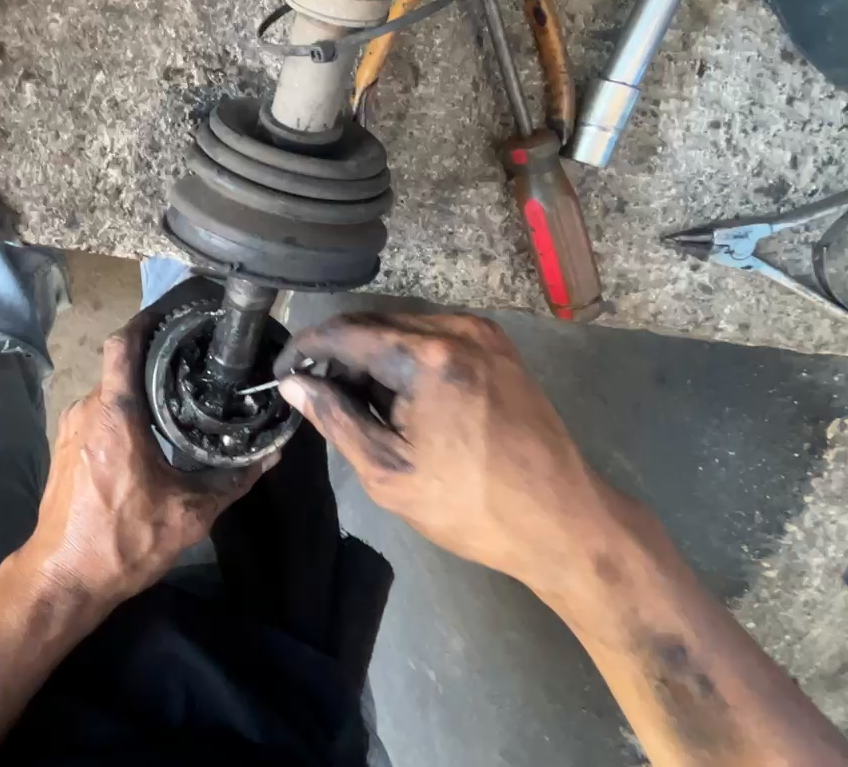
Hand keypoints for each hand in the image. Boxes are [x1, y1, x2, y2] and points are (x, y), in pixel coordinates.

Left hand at [14, 310, 269, 606]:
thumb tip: (270, 455)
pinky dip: (127, 409)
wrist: (63, 577)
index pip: (124, 343)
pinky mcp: (68, 445)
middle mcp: (88, 409)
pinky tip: (154, 427)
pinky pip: (101, 411)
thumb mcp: (188, 514)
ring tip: (181, 390)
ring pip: (112, 390)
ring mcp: (72, 426)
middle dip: (157, 357)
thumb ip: (231, 480)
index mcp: (115, 414)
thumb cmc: (121, 541)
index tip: (177, 313)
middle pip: (122, 365)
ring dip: (142, 388)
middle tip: (197, 357)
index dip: (148, 320)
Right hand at [275, 312, 622, 596]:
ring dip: (370, 355)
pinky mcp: (498, 347)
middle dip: (337, 354)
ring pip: (401, 327)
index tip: (282, 372)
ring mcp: (482, 334)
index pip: (344, 333)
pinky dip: (404, 357)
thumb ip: (334, 417)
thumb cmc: (470, 504)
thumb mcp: (388, 470)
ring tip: (359, 401)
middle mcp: (456, 329)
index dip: (305, 349)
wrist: (565, 523)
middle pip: (372, 324)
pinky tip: (400, 395)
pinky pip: (432, 336)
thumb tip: (294, 384)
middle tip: (318, 394)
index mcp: (427, 357)